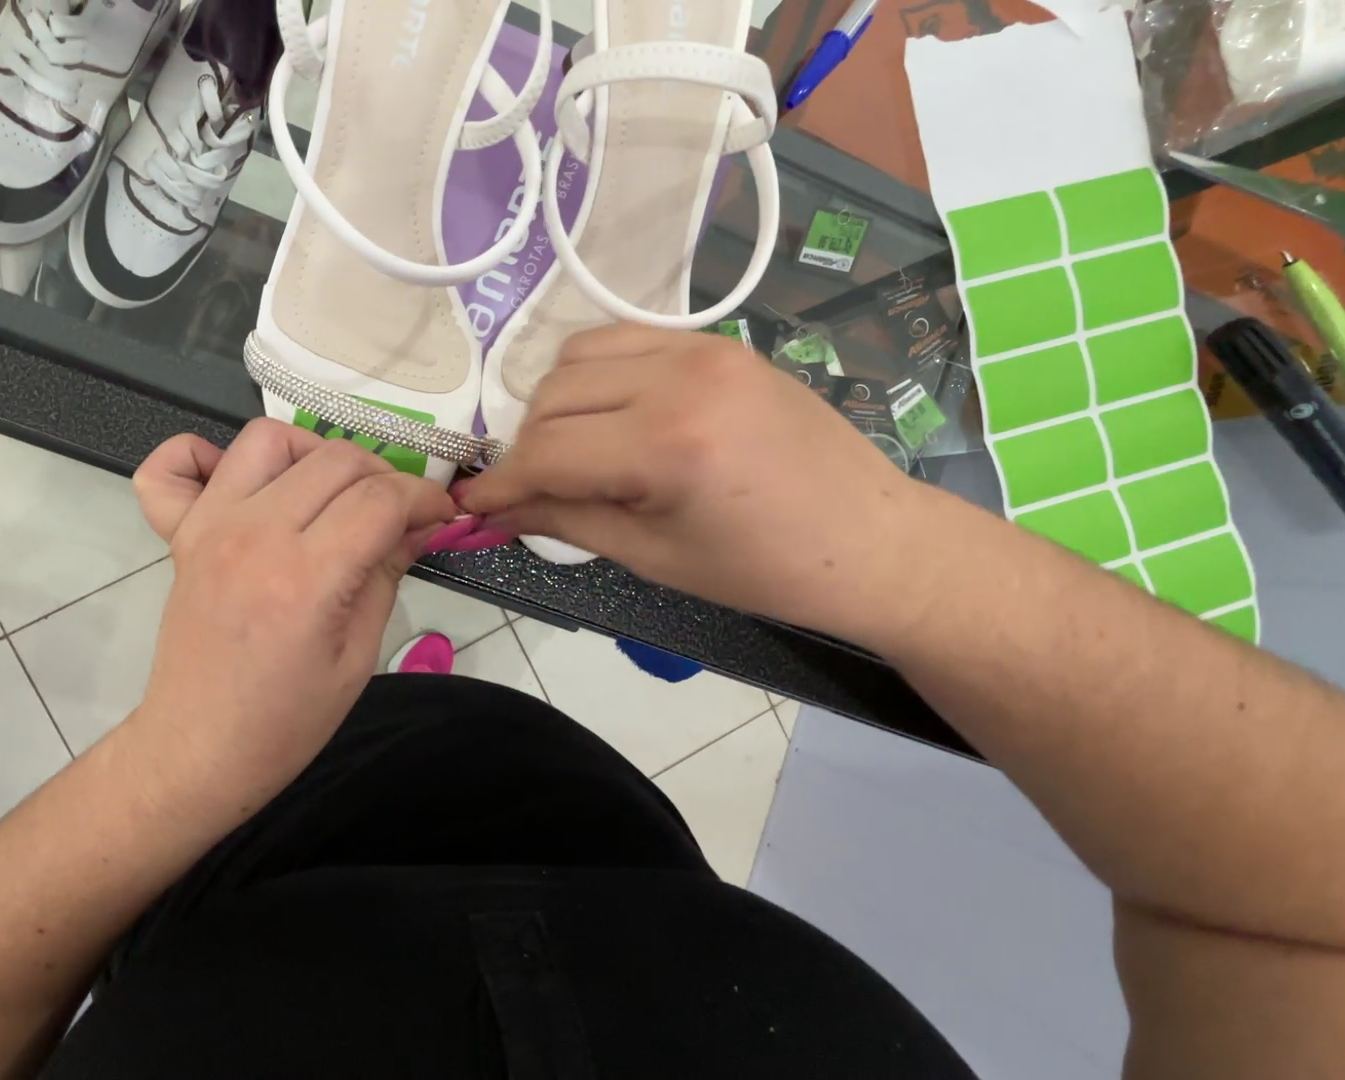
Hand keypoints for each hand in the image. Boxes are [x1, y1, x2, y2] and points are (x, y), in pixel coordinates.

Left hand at [127, 419, 457, 809]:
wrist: (201, 748)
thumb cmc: (288, 721)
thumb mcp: (358, 656)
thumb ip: (386, 574)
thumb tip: (420, 524)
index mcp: (306, 577)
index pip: (381, 499)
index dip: (424, 497)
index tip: (439, 512)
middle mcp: (254, 535)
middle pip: (335, 459)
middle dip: (383, 475)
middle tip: (396, 513)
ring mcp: (209, 527)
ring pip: (268, 439)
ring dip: (313, 454)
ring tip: (330, 494)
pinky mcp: (180, 534)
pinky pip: (172, 465)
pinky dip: (201, 455)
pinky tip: (236, 484)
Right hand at [459, 324, 945, 646]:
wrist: (870, 538)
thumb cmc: (763, 569)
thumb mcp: (652, 556)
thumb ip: (563, 521)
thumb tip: (493, 512)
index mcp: (668, 445)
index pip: (546, 452)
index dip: (501, 484)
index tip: (474, 508)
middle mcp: (679, 377)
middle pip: (550, 398)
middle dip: (527, 450)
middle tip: (536, 492)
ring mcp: (700, 348)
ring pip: (576, 358)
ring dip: (555, 406)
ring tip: (576, 452)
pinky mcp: (715, 340)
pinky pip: (621, 340)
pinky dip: (595, 374)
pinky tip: (610, 414)